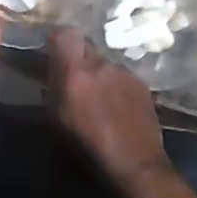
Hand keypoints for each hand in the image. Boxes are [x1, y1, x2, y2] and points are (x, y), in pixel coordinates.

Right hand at [48, 27, 169, 185]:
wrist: (135, 164)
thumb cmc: (87, 149)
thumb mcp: (56, 122)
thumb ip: (53, 90)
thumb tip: (54, 74)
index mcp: (76, 73)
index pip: (66, 33)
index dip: (60, 39)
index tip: (56, 53)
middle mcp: (102, 65)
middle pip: (87, 48)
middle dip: (79, 61)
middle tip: (76, 82)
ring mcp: (126, 73)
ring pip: (106, 64)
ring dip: (99, 76)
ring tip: (100, 101)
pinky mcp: (142, 84)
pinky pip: (122, 77)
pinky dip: (116, 86)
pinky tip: (118, 108)